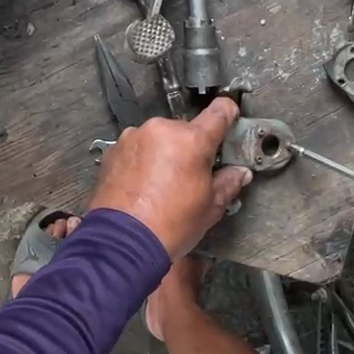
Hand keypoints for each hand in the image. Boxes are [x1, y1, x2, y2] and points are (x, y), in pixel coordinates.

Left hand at [89, 99, 250, 258]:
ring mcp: (134, 138)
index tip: (229, 113)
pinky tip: (146, 185)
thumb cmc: (167, 225)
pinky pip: (137, 148)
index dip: (227, 113)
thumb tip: (238, 173)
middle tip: (192, 175)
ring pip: (159, 139)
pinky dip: (143, 161)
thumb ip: (228, 183)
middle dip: (190, 148)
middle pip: (185, 131)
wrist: (123, 240)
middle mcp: (160, 130)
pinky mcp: (115, 149)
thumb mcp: (210, 206)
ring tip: (164, 186)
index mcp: (191, 140)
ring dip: (164, 153)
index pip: (218, 113)